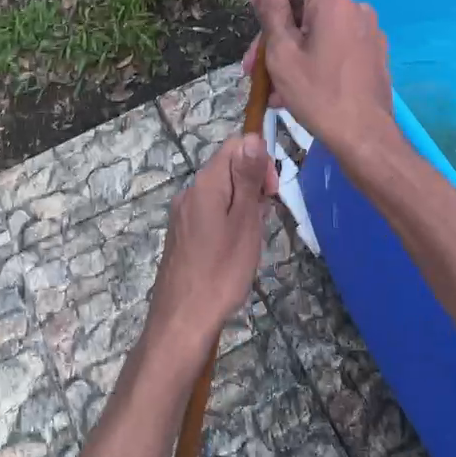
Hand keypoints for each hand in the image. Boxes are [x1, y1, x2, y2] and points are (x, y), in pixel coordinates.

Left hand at [148, 133, 275, 346]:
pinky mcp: (182, 233)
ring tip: (252, 236)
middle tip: (265, 217)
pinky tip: (236, 247)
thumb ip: (247, 177)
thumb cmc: (222, 271)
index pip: (236, 145)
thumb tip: (252, 136)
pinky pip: (211, 211)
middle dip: (253, 183)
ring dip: (243, 204)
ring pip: (221, 192)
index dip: (260, 160)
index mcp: (206, 183)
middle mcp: (190, 192)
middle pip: (228, 167)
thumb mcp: (244, 220)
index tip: (272, 192)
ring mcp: (183, 213)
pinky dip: (229, 219)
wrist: (183, 320)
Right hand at [246, 0, 399, 164]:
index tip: (266, 12)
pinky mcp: (374, 52)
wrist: (365, 137)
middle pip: (309, 2)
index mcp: (333, 0)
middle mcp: (355, 7)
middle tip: (254, 65)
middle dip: (280, 29)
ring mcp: (368, 30)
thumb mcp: (283, 54)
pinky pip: (338, 44)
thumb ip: (271, 12)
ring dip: (294, 50)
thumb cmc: (318, 94)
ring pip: (321, 28)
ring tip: (273, 88)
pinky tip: (298, 91)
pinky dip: (316, 58)